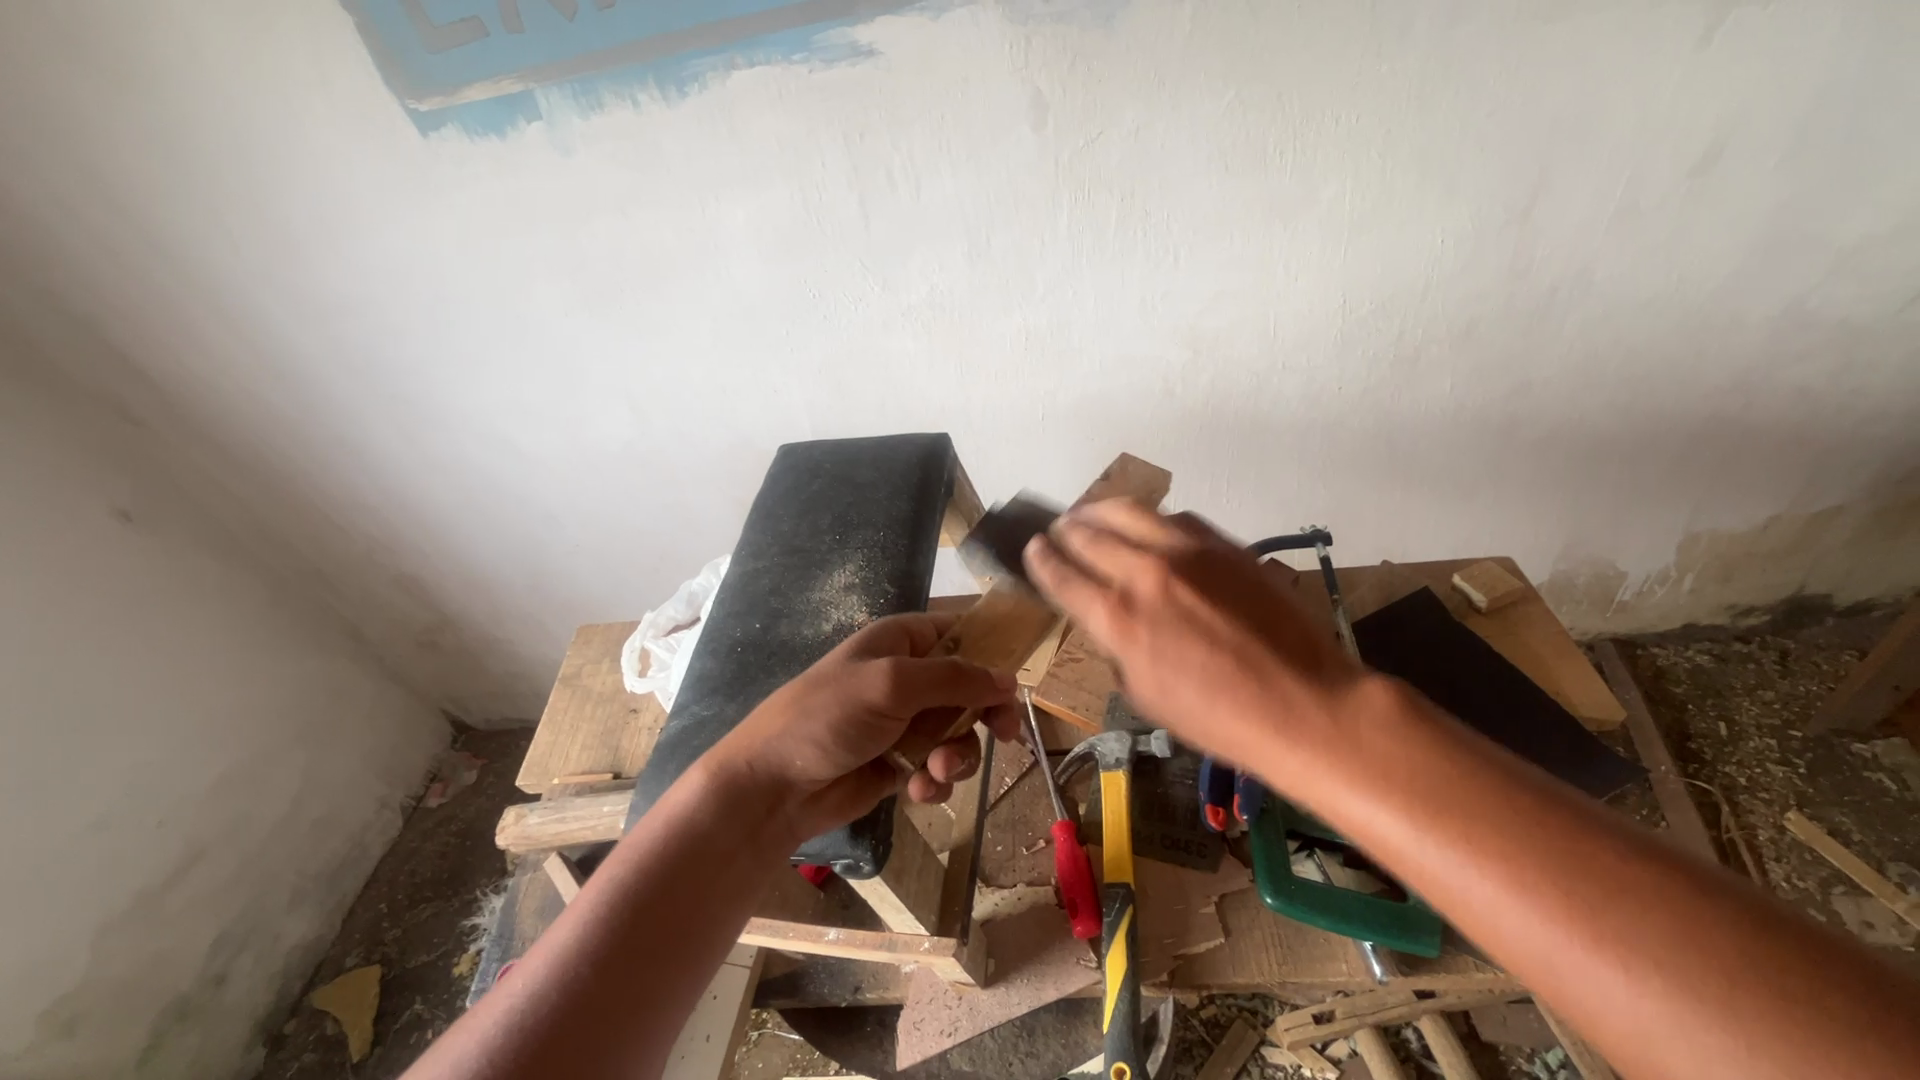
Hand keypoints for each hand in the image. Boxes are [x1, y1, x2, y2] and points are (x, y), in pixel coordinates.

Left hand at [708, 613, 1022, 842]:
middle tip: (1004, 735)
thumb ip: (955, 678)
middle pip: (970, 689)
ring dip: (957, 756)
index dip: (992, 656)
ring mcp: (903, 723)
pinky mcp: (899, 765)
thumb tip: (1009, 679)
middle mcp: (906, 678)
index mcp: (901, 642)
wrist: (773, 786)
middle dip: (983, 716)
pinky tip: (917, 793)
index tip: (1017, 684)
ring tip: (936, 772)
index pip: (961, 635)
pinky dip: (936, 782)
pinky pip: (939, 768)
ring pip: (959, 734)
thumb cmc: (828, 717)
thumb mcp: (892, 684)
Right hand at [1022, 499, 1365, 766]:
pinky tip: (1146, 524)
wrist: (1302, 703)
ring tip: (1088, 512)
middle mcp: (1146, 574)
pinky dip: (1149, 517)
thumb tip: (1110, 622)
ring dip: (1099, 510)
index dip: (1040, 560)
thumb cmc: (1218, 718)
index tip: (1032, 550)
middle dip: (1064, 531)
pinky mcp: (1225, 545)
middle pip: (1089, 534)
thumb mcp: (1144, 695)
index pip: (1062, 575)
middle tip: (1055, 530)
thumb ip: (1117, 648)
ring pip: (1130, 511)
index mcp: (1119, 619)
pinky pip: (1175, 517)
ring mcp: (1189, 553)